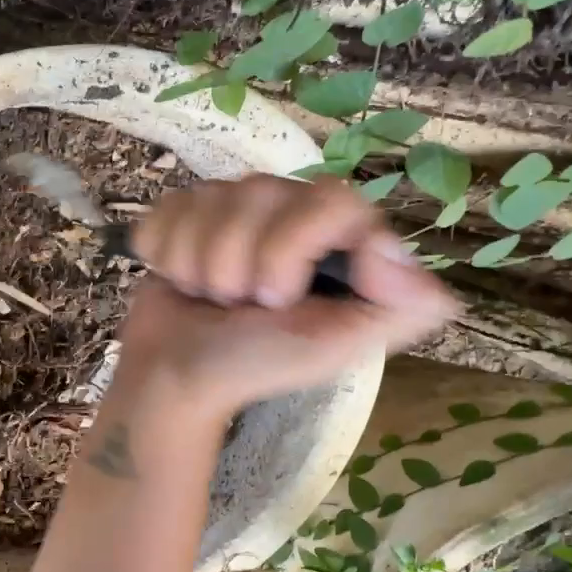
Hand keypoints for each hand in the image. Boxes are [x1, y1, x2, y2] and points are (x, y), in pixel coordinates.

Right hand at [119, 175, 458, 415]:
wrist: (176, 379)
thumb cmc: (256, 364)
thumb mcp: (344, 345)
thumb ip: (408, 304)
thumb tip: (386, 247)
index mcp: (339, 230)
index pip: (325, 197)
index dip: (286, 248)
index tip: (274, 300)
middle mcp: (286, 207)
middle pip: (256, 192)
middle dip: (235, 261)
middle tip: (238, 304)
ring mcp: (226, 208)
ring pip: (205, 199)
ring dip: (196, 264)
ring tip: (208, 296)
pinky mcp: (175, 218)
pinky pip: (165, 211)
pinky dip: (163, 255)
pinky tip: (178, 280)